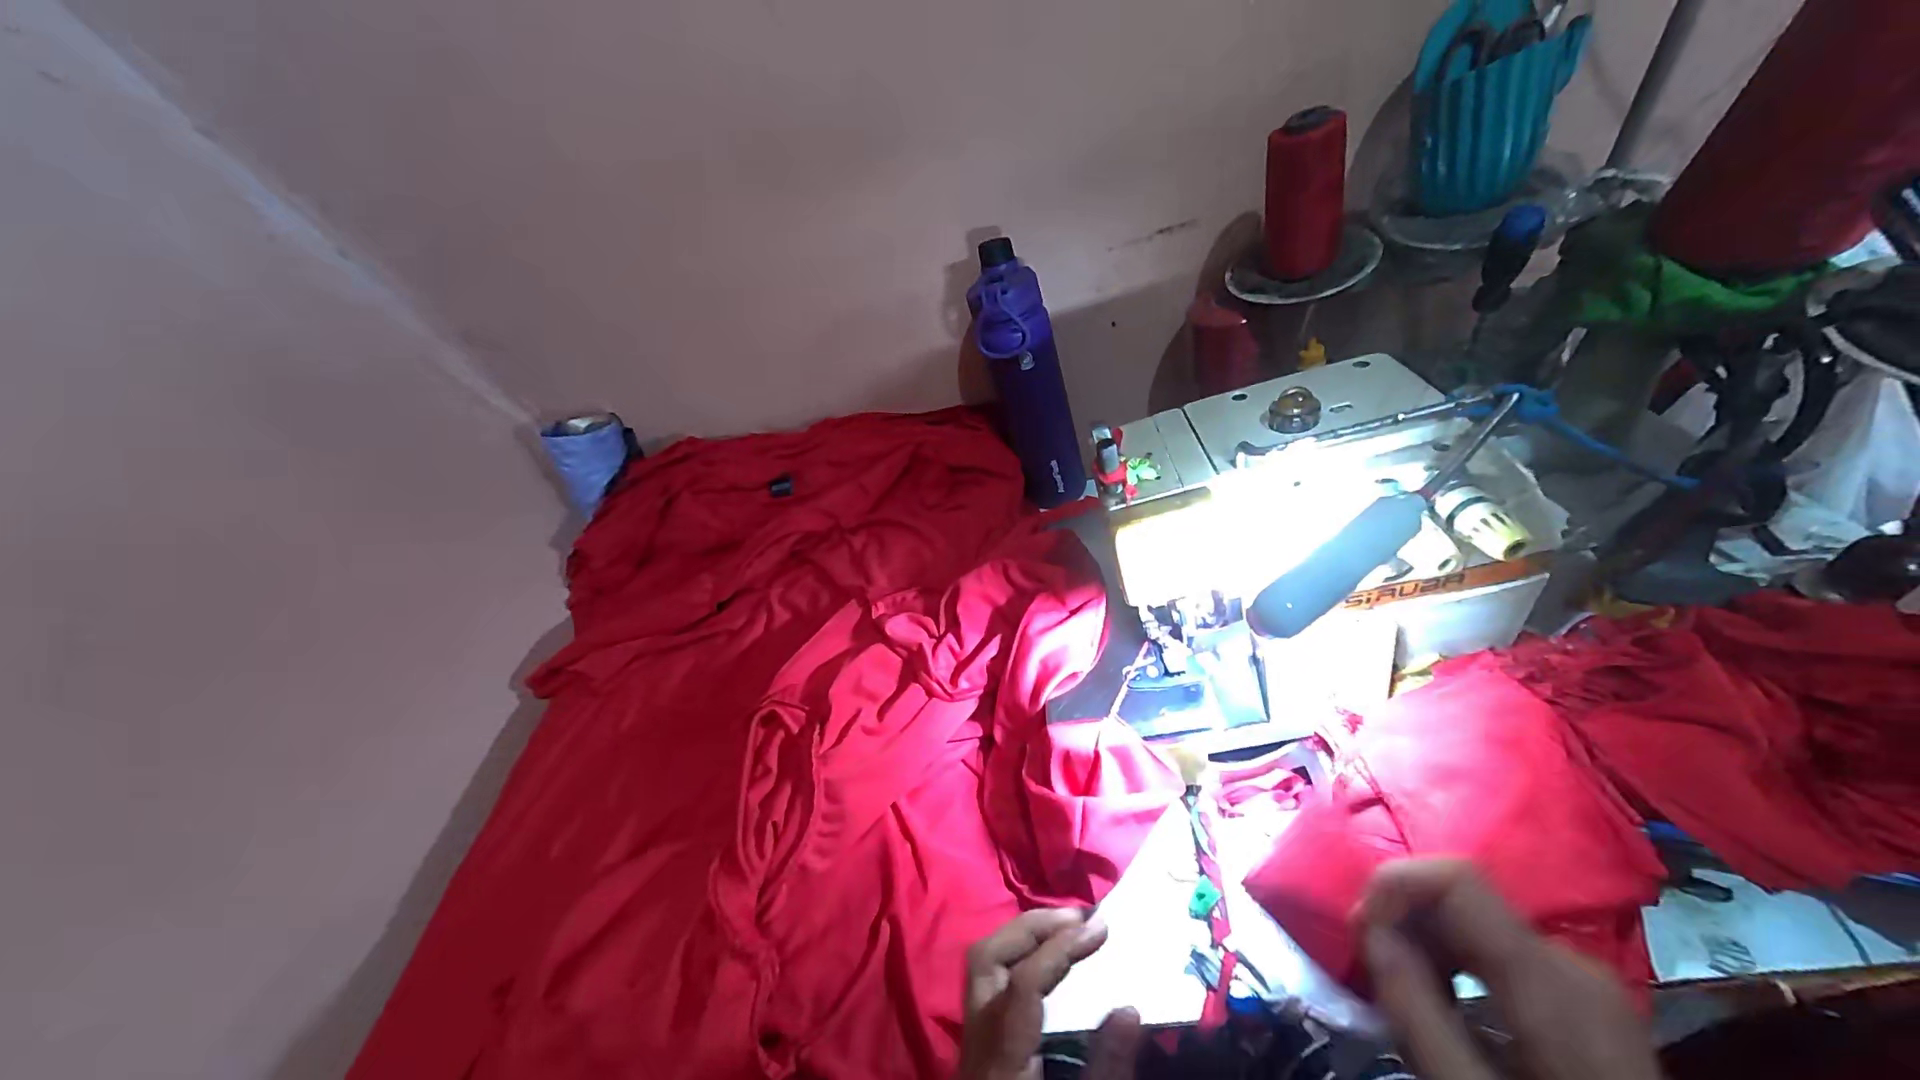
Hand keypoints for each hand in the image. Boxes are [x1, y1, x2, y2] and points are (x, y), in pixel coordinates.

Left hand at [957, 908, 1144, 1079]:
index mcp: (1002, 1061)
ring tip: (1065, 928)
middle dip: (1029, 927)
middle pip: (984, 959)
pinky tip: (1047, 962)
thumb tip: (1127, 1009)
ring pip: (979, 965)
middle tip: (1076, 917)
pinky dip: (1016, 958)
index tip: (1101, 928)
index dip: (1060, 948)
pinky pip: (987, 982)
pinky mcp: (976, 1046)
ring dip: (1021, 936)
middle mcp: (977, 1040)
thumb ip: (1106, 1070)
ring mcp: (970, 1040)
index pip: (1022, 984)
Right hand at [1358, 859, 1661, 1079]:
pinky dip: (1454, 962)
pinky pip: (1496, 947)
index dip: (1393, 884)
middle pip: (1459, 899)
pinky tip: (1445, 1003)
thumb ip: (1416, 1009)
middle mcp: (1570, 959)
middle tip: (1371, 972)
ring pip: (1472, 922)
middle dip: (1401, 922)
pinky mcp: (1581, 993)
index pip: (1456, 877)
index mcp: (1551, 978)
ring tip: (1407, 997)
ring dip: (1423, 944)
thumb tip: (1370, 930)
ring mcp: (1582, 976)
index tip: (1362, 931)